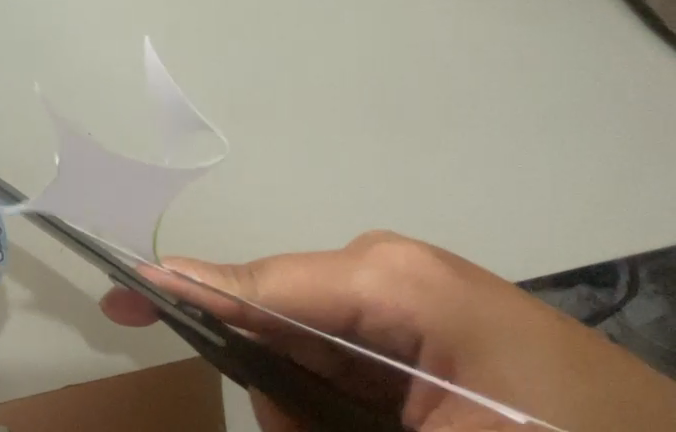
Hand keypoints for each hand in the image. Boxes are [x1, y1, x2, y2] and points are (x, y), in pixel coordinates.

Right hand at [100, 231, 675, 431]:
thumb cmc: (561, 431)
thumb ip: (314, 404)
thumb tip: (261, 392)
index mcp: (389, 279)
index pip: (257, 284)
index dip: (186, 292)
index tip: (123, 293)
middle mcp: (385, 269)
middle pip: (273, 313)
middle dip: (269, 377)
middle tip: (313, 426)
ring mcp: (405, 291)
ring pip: (302, 337)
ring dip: (305, 395)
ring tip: (357, 428)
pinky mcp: (421, 316)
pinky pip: (341, 347)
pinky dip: (332, 391)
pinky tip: (369, 417)